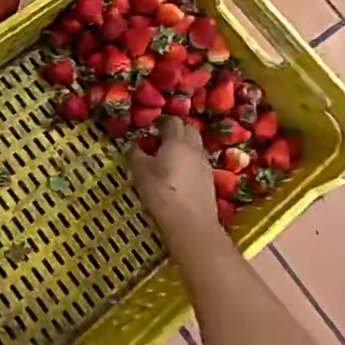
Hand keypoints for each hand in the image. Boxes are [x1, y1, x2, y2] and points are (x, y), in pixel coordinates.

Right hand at [128, 116, 221, 241]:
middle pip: (189, 129)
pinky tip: (179, 174)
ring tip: (168, 157)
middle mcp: (194, 148)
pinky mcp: (209, 179)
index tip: (151, 127)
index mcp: (177, 141)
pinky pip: (198, 162)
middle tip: (160, 139)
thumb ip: (136, 155)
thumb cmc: (162, 193)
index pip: (172, 122)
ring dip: (183, 146)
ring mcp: (204, 164)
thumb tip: (135, 145)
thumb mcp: (140, 172)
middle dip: (176, 130)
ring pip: (195, 146)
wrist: (191, 223)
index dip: (161, 122)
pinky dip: (188, 161)